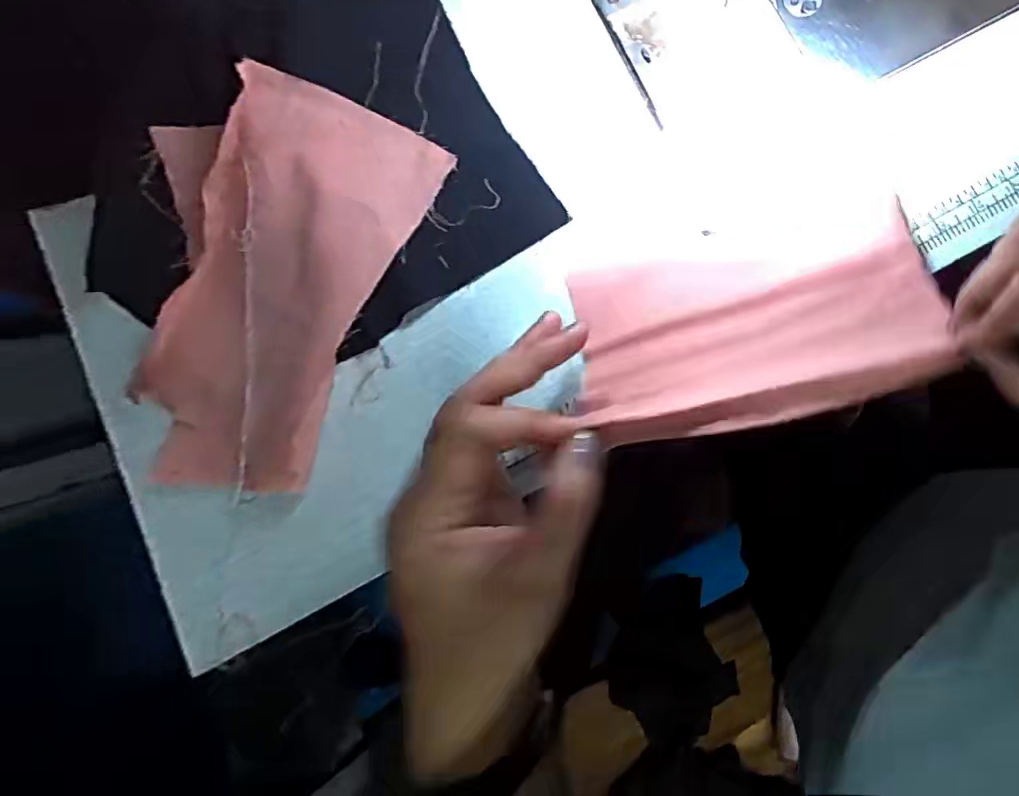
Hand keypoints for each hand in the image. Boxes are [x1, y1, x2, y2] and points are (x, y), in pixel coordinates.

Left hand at [387, 313, 601, 780]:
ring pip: (477, 416)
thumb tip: (589, 436)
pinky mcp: (470, 502)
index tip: (582, 436)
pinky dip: (528, 405)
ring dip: (519, 372)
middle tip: (571, 328)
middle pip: (466, 407)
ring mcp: (448, 494)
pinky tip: (552, 386)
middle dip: (520, 363)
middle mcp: (429, 489)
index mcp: (429, 506)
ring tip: (556, 331)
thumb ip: (567, 501)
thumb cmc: (499, 632)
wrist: (468, 690)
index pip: (469, 429)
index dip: (528, 417)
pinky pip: (495, 440)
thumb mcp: (542, 572)